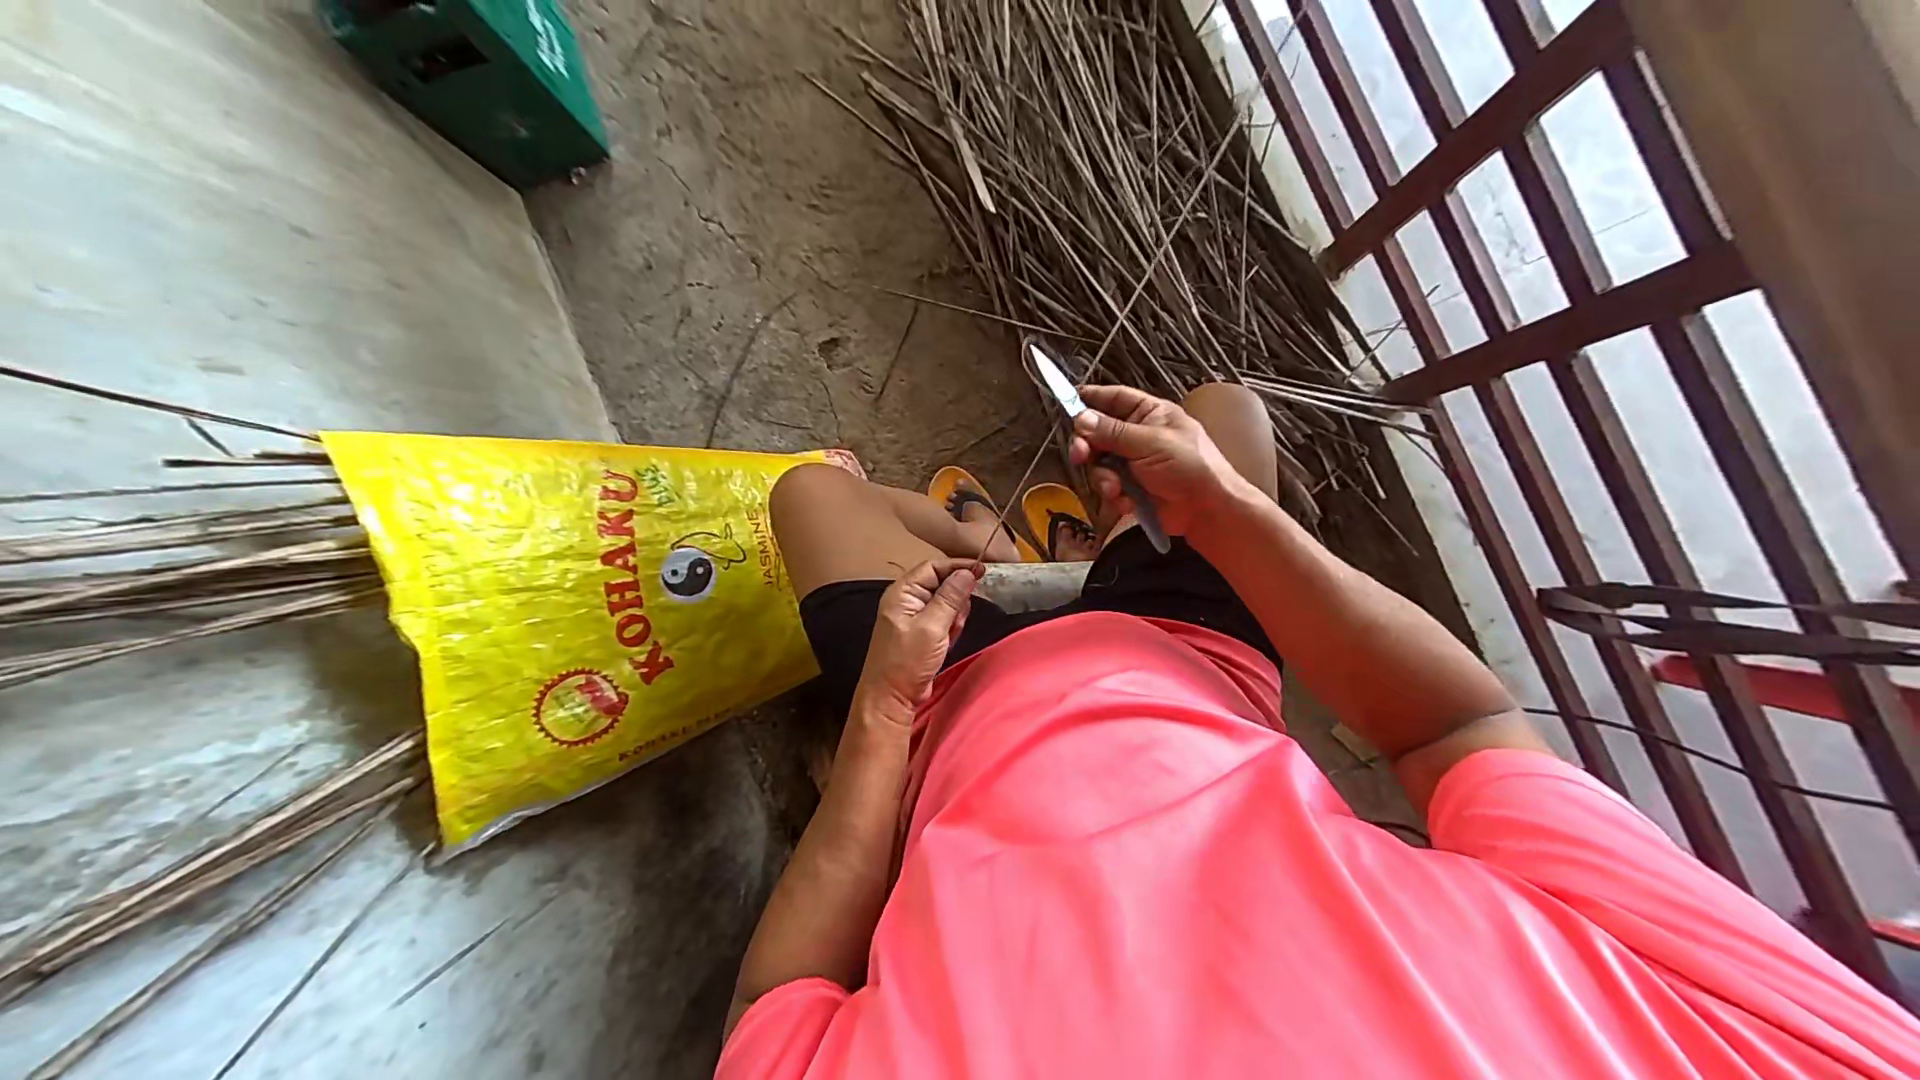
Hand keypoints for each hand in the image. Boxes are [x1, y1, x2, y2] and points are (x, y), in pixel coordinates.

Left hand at [853, 558, 981, 725]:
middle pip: (942, 584)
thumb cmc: (907, 661)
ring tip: (948, 636)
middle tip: (957, 619)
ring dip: (954, 618)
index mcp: (902, 592)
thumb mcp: (933, 626)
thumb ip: (951, 597)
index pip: (933, 566)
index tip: (982, 570)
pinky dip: (950, 629)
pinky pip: (945, 620)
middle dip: (956, 600)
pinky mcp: (923, 632)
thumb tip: (967, 572)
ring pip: (947, 603)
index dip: (958, 566)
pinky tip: (946, 643)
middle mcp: (907, 600)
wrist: (892, 697)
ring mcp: (914, 616)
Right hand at [1069, 385, 1251, 535]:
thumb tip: (1081, 418)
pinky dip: (1114, 496)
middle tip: (1081, 454)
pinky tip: (1127, 501)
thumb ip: (1112, 432)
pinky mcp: (1130, 489)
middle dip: (1088, 446)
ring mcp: (1133, 464)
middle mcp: (1138, 436)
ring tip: (1116, 488)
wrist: (1207, 510)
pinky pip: (1107, 488)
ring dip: (1103, 477)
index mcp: (1149, 415)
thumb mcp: (1150, 442)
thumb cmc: (1192, 467)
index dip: (1090, 399)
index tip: (1066, 401)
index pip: (1113, 399)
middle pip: (1097, 434)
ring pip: (1098, 464)